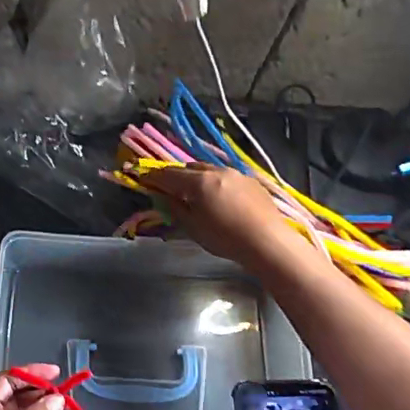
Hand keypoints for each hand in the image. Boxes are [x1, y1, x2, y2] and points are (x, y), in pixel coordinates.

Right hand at [139, 163, 305, 269]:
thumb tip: (166, 197)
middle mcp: (216, 171)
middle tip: (168, 188)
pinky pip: (225, 176)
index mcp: (198, 182)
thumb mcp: (193, 227)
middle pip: (189, 167)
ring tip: (194, 192)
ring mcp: (236, 173)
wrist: (267, 241)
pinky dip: (214, 182)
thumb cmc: (225, 238)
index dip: (153, 177)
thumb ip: (176, 208)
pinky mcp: (251, 181)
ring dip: (196, 177)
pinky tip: (218, 198)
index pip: (168, 175)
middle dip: (176, 175)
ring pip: (209, 169)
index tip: (142, 179)